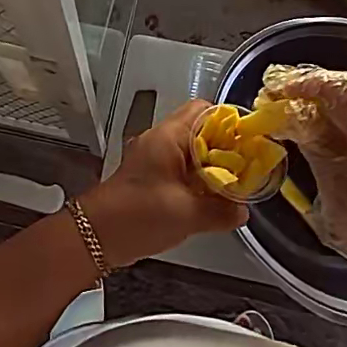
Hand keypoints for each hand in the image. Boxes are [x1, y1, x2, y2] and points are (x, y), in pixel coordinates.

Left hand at [78, 99, 248, 267]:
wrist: (96, 236)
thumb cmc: (138, 215)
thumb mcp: (187, 215)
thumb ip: (221, 211)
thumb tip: (242, 210)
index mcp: (167, 136)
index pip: (204, 110)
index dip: (230, 123)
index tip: (250, 142)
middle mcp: (159, 140)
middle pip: (201, 130)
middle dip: (226, 148)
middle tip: (246, 167)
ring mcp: (153, 158)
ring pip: (191, 151)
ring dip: (212, 166)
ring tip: (234, 185)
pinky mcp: (150, 176)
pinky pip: (181, 168)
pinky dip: (198, 179)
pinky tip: (211, 199)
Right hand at [263, 65, 346, 298]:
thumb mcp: (346, 208)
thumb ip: (319, 153)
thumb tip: (284, 115)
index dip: (316, 84)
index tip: (279, 91)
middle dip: (308, 87)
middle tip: (268, 96)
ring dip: (316, 96)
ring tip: (278, 105)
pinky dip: (330, 109)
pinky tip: (305, 118)